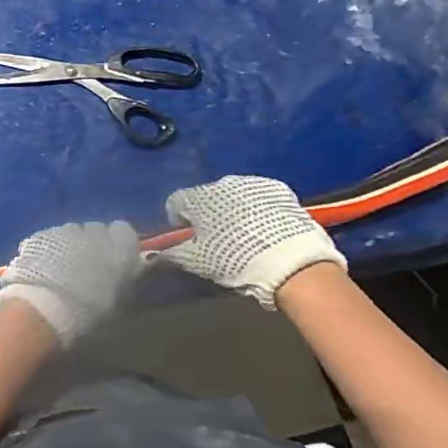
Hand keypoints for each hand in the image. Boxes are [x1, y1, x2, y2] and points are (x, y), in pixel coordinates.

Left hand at [0, 220, 144, 347]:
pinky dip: (48, 249)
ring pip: (71, 232)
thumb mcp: (121, 302)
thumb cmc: (91, 312)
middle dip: (92, 243)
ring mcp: (65, 231)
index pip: (123, 231)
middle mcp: (95, 232)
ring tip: (60, 268)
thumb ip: (126, 281)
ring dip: (69, 245)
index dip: (117, 244)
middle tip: (86, 266)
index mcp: (122, 247)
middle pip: (96, 229)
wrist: (47, 308)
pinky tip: (42, 267)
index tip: (113, 258)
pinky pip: (49, 238)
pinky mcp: (40, 235)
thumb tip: (127, 275)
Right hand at [156, 175, 346, 309]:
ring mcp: (254, 185)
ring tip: (244, 235)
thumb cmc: (235, 258)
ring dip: (232, 211)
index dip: (178, 221)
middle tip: (216, 240)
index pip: (175, 202)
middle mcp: (223, 184)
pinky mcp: (281, 191)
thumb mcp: (196, 261)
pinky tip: (264, 230)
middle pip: (206, 198)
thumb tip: (154, 253)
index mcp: (198, 197)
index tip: (188, 239)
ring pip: (233, 197)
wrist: (294, 263)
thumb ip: (170, 253)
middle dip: (207, 215)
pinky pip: (259, 198)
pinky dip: (257, 210)